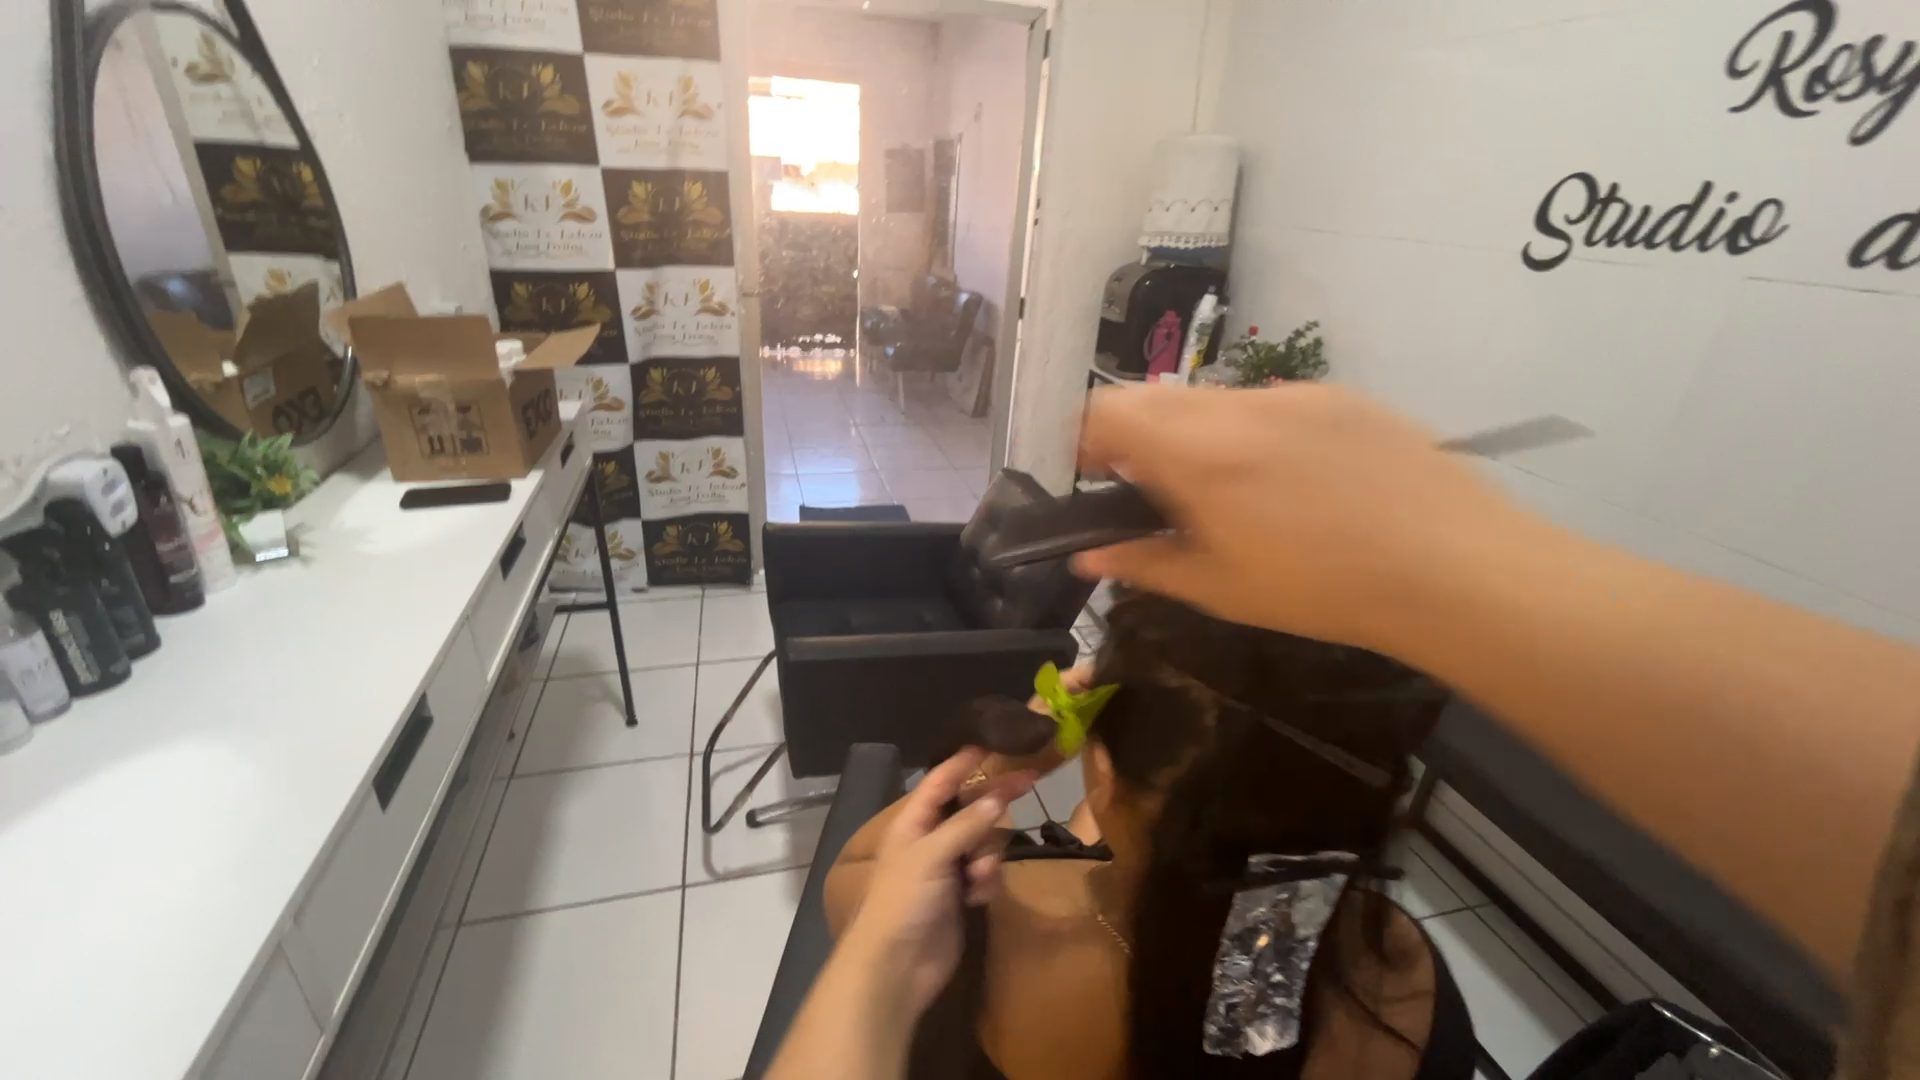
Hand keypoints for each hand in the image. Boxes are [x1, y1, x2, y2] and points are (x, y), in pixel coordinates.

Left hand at [841, 749, 1034, 1016]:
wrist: (897, 967)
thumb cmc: (903, 900)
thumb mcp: (931, 855)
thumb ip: (966, 825)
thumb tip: (997, 798)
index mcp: (914, 821)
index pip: (942, 780)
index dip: (965, 761)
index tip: (994, 743)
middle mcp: (932, 838)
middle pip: (970, 807)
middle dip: (995, 800)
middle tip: (1031, 779)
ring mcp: (948, 867)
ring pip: (984, 842)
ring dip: (987, 856)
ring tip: (977, 877)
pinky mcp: (962, 894)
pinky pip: (987, 873)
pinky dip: (987, 882)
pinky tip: (978, 899)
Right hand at [1074, 383, 1541, 652]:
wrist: (1453, 568)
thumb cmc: (1321, 589)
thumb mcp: (1219, 587)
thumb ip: (1142, 562)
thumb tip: (1084, 556)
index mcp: (1199, 454)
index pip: (1107, 411)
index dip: (1084, 439)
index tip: (1093, 477)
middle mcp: (1237, 407)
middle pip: (1152, 396)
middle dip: (1133, 435)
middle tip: (1151, 489)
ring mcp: (1291, 394)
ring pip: (1209, 398)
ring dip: (1190, 432)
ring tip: (1223, 488)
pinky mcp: (1337, 394)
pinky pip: (1265, 402)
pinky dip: (1246, 429)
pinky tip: (1287, 478)